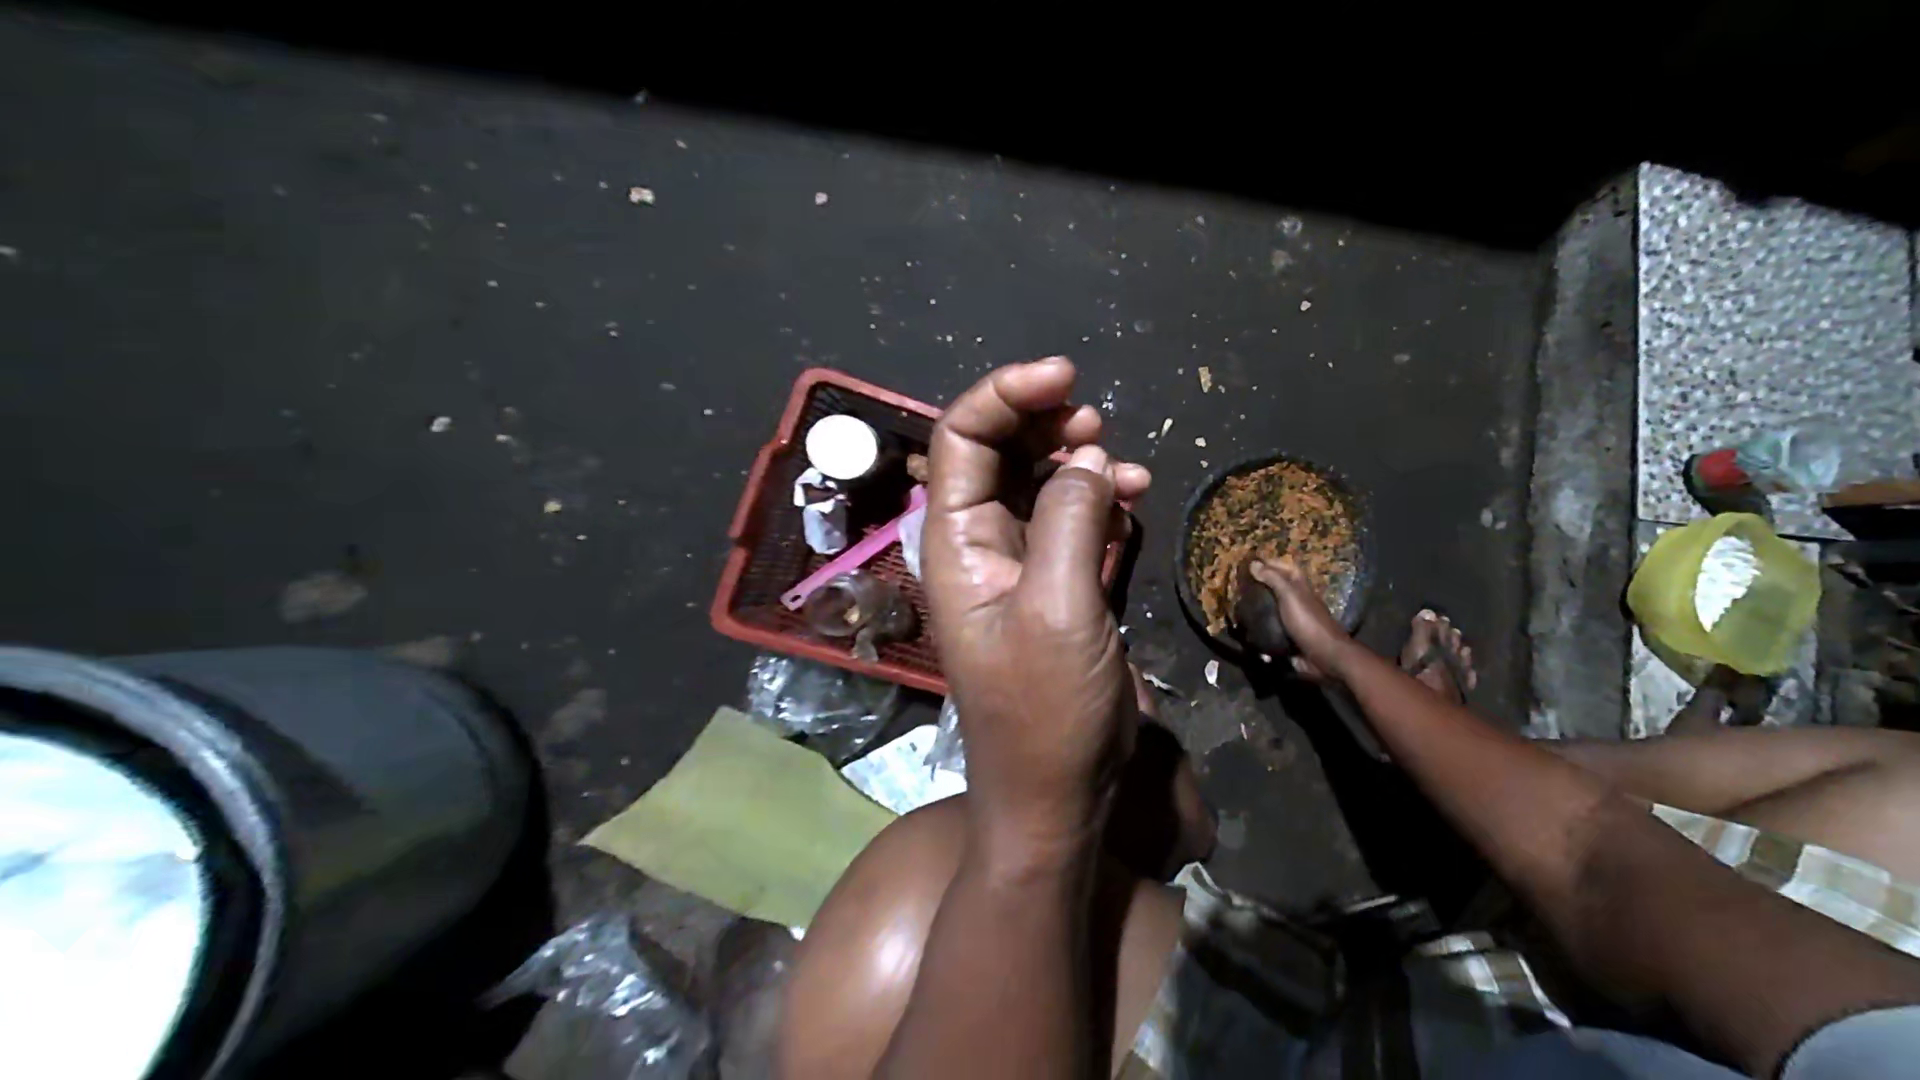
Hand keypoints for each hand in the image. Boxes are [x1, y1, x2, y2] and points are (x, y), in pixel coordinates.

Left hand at [924, 358, 1151, 863]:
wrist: (1062, 790)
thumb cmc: (1046, 711)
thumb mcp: (1057, 610)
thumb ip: (1069, 521)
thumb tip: (1086, 460)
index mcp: (955, 542)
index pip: (961, 440)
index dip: (1005, 395)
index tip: (1064, 377)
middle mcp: (979, 542)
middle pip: (1000, 452)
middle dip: (1045, 424)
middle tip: (1095, 422)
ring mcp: (1019, 562)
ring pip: (1040, 481)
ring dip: (1080, 461)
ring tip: (1124, 467)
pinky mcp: (1057, 583)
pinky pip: (1072, 518)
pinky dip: (1100, 501)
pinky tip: (1133, 501)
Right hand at [1247, 558, 1353, 679]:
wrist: (1325, 656)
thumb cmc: (1308, 622)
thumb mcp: (1290, 596)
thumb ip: (1273, 579)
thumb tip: (1254, 563)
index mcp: (1301, 589)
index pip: (1287, 569)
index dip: (1271, 563)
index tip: (1250, 562)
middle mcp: (1297, 602)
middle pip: (1278, 588)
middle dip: (1260, 584)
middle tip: (1238, 585)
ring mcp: (1293, 621)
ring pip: (1272, 608)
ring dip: (1257, 606)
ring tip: (1237, 604)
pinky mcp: (1288, 638)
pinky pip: (1270, 628)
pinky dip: (1258, 627)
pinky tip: (1244, 627)